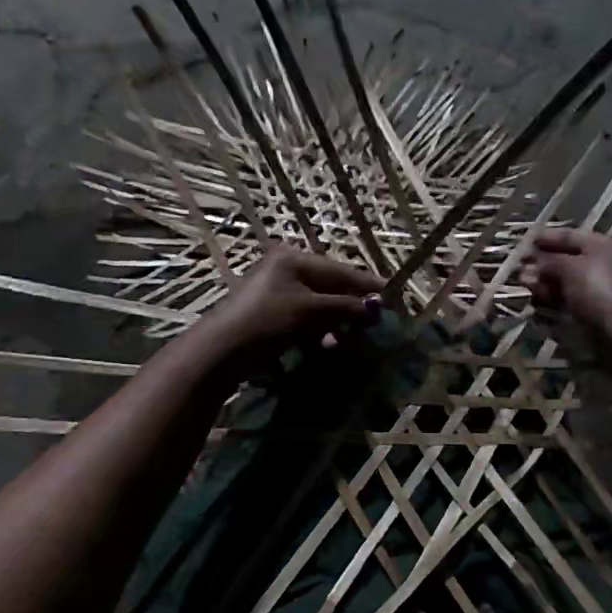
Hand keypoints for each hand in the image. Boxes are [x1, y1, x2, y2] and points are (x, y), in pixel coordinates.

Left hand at [194, 247, 381, 368]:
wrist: (219, 352)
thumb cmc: (266, 321)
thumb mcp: (310, 311)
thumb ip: (346, 306)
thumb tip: (376, 308)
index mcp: (293, 260)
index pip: (340, 270)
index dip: (366, 285)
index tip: (391, 295)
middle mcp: (284, 271)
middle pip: (329, 288)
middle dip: (350, 308)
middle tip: (371, 324)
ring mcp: (275, 293)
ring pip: (317, 307)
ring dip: (334, 324)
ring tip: (345, 342)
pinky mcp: (269, 316)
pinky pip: (303, 320)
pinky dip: (316, 333)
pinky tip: (324, 347)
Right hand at [521, 229, 611, 367]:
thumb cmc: (598, 292)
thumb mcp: (571, 268)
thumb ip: (549, 261)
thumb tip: (531, 265)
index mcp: (602, 246)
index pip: (569, 236)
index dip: (545, 238)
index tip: (523, 243)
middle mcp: (601, 264)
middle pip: (564, 260)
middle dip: (540, 265)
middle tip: (519, 270)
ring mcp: (596, 290)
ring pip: (562, 283)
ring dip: (543, 285)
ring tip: (527, 288)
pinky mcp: (591, 312)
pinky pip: (566, 302)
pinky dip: (550, 302)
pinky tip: (537, 306)